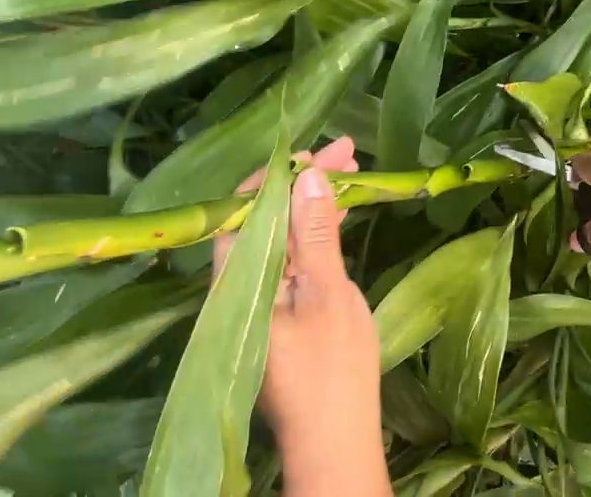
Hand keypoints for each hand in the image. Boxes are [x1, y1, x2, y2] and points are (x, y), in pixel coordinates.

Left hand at [213, 138, 387, 495]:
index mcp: (238, 283)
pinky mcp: (277, 312)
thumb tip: (308, 175)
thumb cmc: (331, 369)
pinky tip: (338, 215)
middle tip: (348, 153)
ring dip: (311, 202)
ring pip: (279, 236)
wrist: (334, 440)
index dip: (277, 175)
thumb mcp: (328, 294)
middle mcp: (239, 287)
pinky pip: (290, 257)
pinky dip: (314, 231)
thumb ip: (314, 234)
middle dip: (302, 182)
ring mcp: (258, 300)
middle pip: (263, 219)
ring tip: (352, 172)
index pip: (243, 211)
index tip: (317, 151)